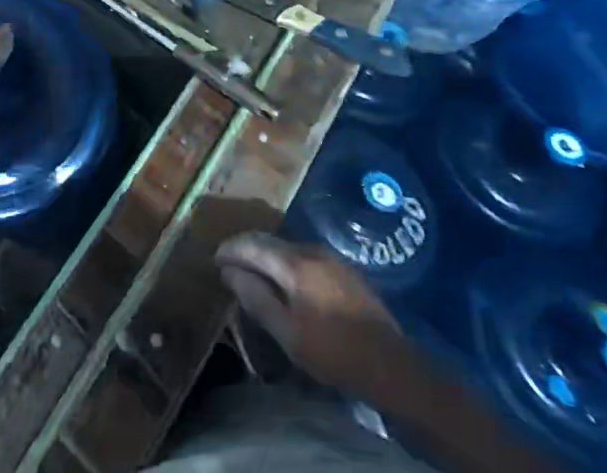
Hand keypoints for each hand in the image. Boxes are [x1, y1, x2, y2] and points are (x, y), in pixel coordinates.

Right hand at [217, 232, 401, 389]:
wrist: (392, 365)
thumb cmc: (333, 351)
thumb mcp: (286, 332)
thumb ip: (255, 297)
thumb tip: (229, 271)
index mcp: (295, 263)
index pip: (252, 243)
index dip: (230, 249)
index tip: (214, 260)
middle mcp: (312, 250)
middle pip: (270, 241)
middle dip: (246, 249)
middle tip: (228, 264)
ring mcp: (332, 258)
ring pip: (287, 248)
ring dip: (266, 256)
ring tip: (253, 273)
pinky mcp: (345, 270)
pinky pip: (305, 256)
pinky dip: (286, 263)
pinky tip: (284, 281)